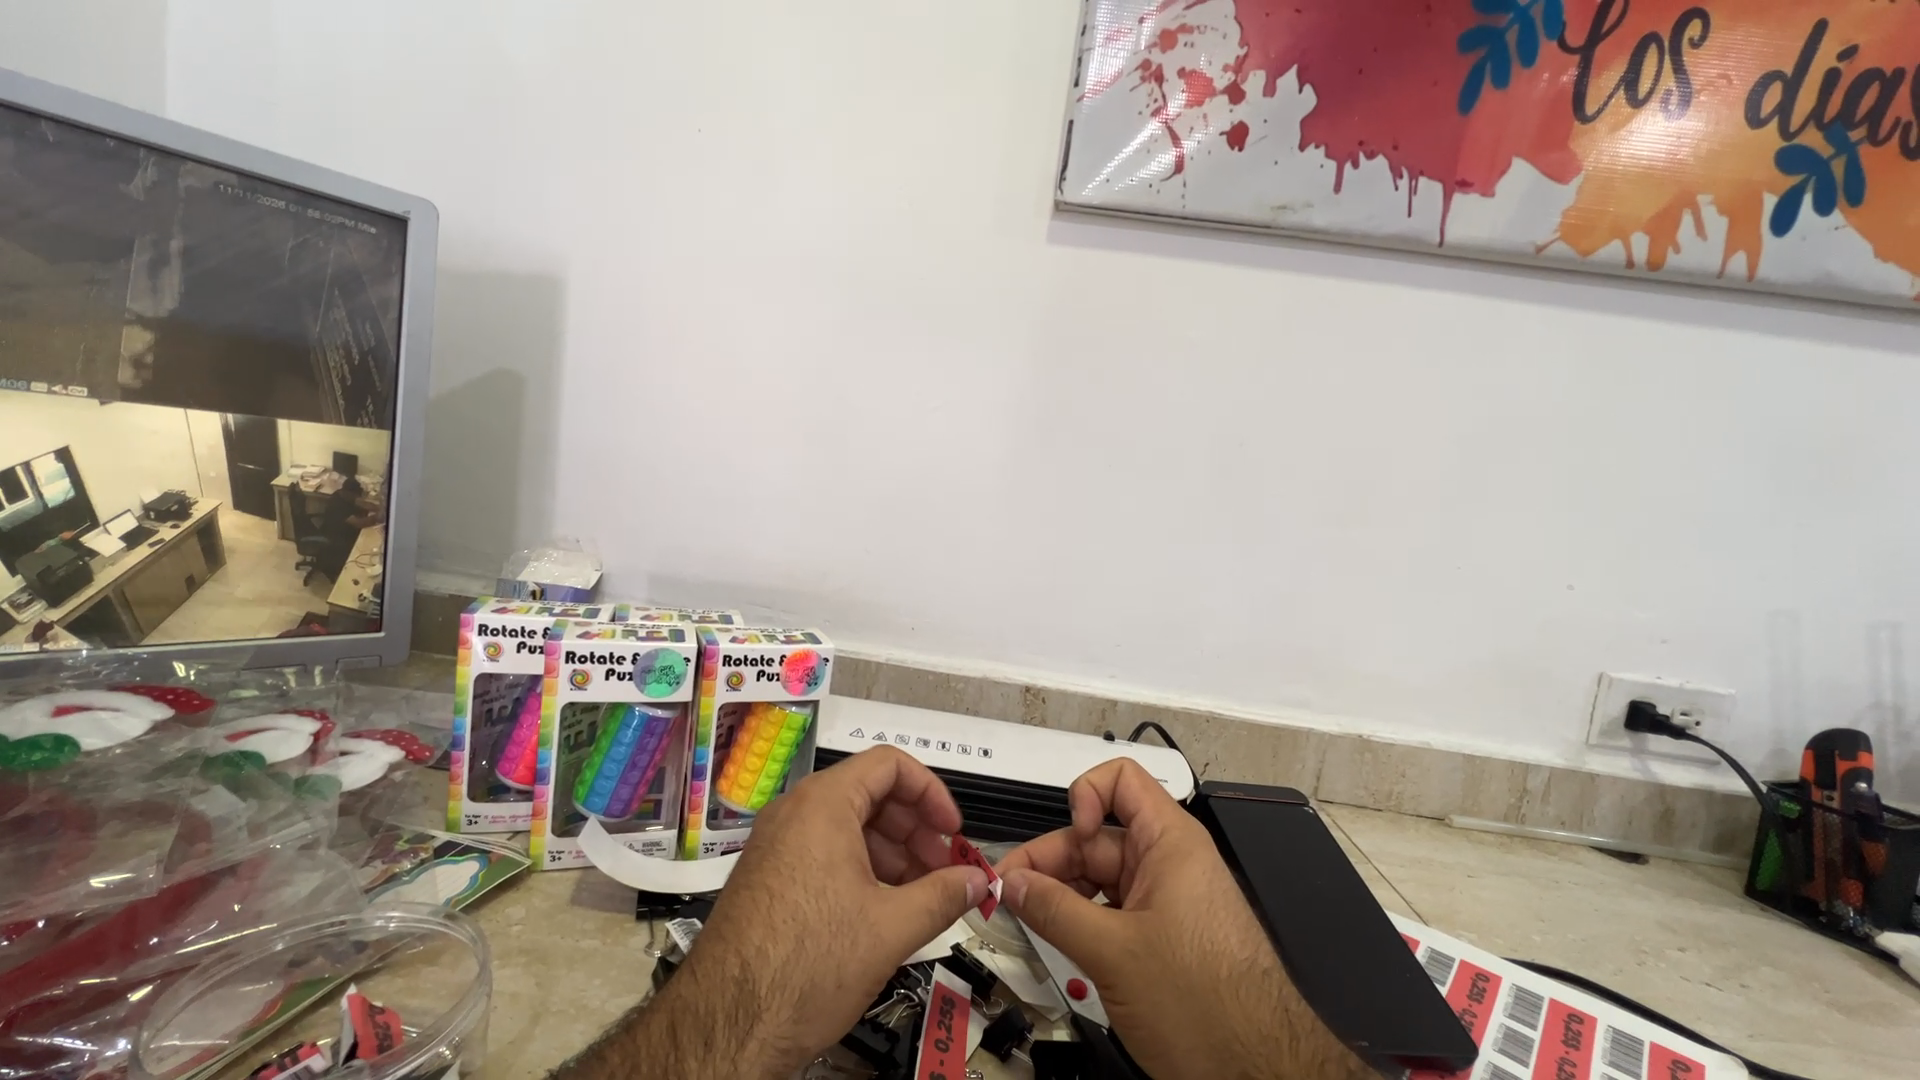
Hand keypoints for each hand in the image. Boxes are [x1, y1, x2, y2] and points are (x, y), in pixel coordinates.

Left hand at [652, 746, 988, 1077]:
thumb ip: (944, 895)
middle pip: (870, 793)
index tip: (954, 834)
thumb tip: (981, 882)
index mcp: (823, 804)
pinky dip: (862, 868)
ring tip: (922, 896)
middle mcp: (796, 811)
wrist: (724, 1027)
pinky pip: (825, 851)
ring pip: (848, 825)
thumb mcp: (891, 929)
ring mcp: (777, 844)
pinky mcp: (769, 876)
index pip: (889, 764)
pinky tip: (884, 910)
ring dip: (893, 852)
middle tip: (946, 870)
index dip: (931, 793)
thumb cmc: (811, 964)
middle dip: (916, 828)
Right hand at [997, 760, 1370, 1079]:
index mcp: (1168, 842)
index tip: (1066, 837)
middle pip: (1096, 836)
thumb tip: (1011, 882)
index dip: (1085, 795)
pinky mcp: (1162, 934)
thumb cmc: (1204, 1005)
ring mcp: (1165, 898)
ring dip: (1061, 894)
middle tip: (1008, 892)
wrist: (1258, 1073)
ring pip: (1099, 876)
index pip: (1120, 780)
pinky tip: (1061, 941)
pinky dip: (1081, 919)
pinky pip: (1111, 909)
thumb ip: (1054, 911)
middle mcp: (1168, 860)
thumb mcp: (1113, 953)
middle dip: (1051, 860)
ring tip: (1029, 920)